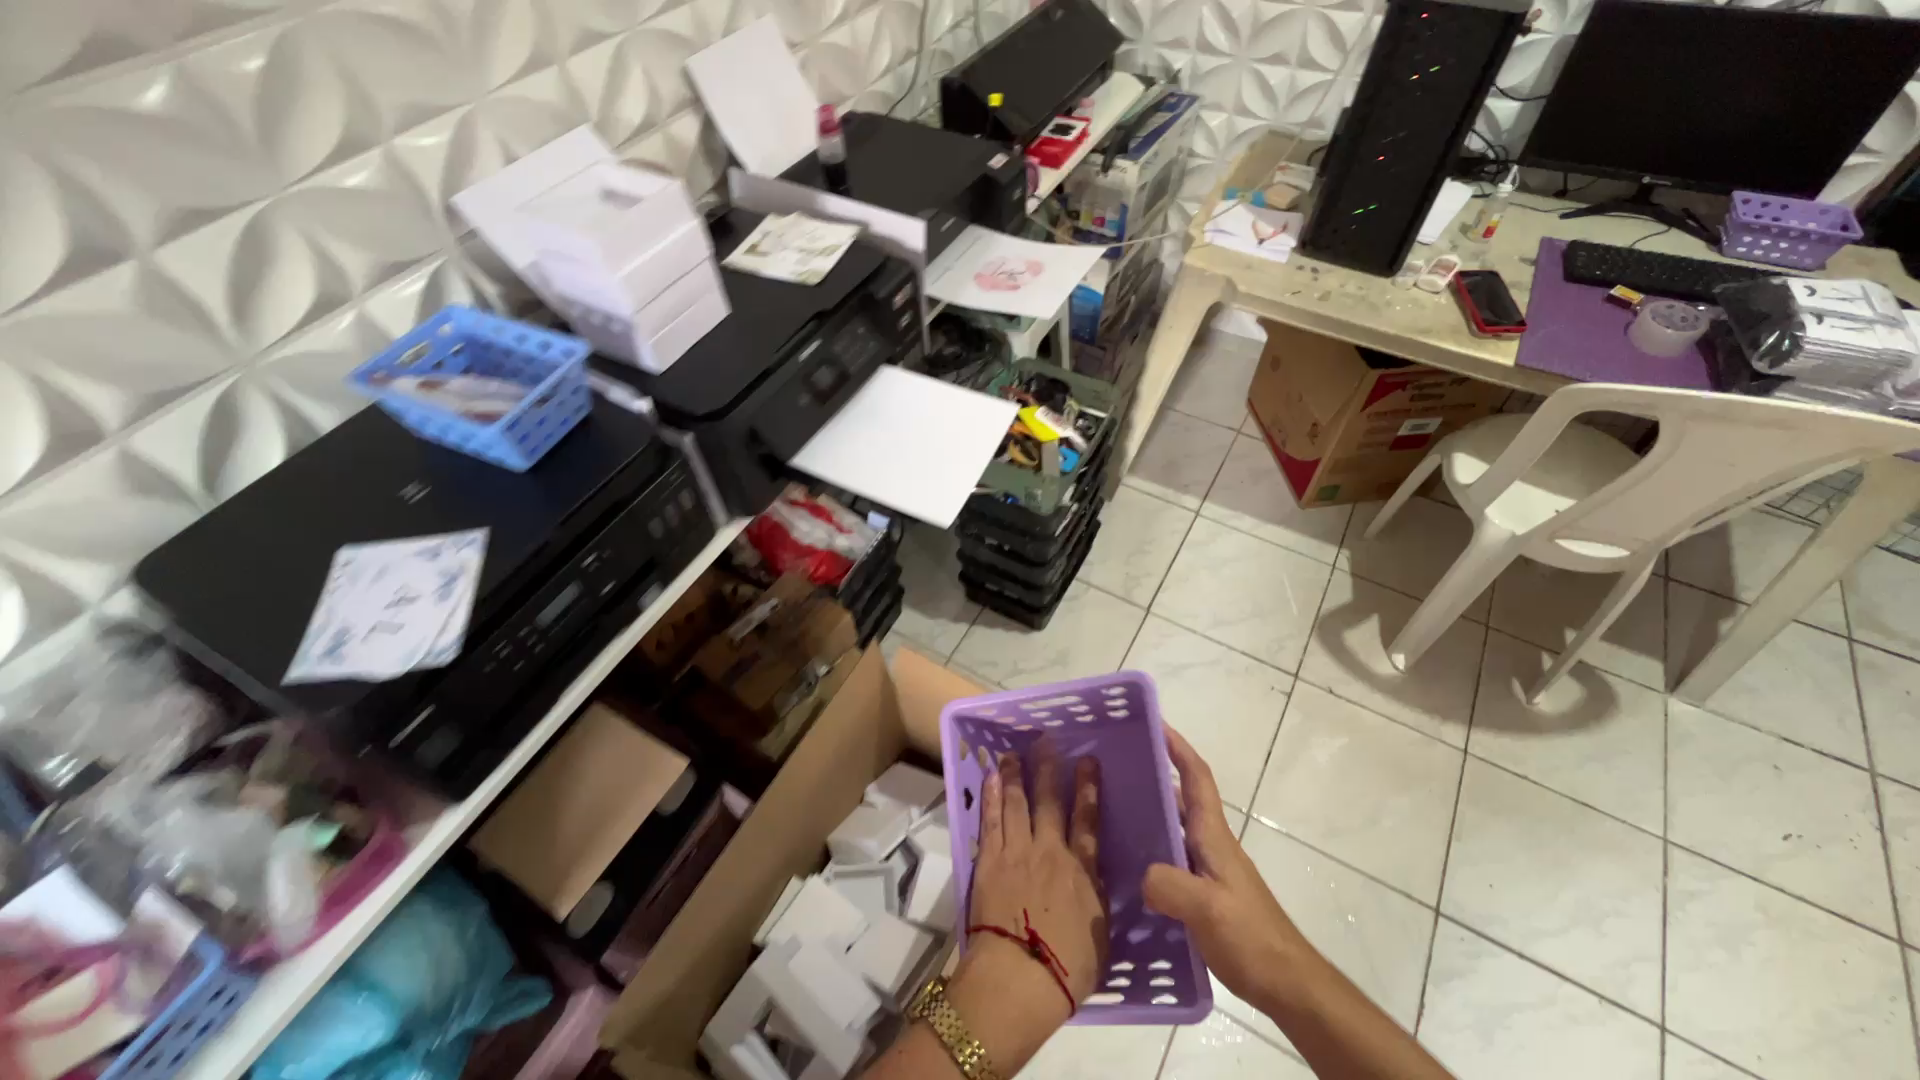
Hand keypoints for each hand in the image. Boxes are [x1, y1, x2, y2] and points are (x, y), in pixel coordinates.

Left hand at [945, 745, 1105, 1070]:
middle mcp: (1051, 851)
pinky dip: (991, 796)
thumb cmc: (1067, 969)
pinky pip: (991, 820)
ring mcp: (1017, 852)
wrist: (1021, 976)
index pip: (1088, 820)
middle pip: (1051, 801)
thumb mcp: (1100, 933)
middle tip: (1047, 740)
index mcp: (1083, 871)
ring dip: (1015, 775)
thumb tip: (1095, 879)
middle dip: (1049, 768)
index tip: (1088, 762)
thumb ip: (1096, 898)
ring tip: (1014, 753)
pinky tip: (990, 778)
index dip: (1088, 788)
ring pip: (1017, 803)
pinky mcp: (989, 860)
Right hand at [1142, 727, 1310, 1014]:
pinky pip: (1171, 859)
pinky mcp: (1205, 896)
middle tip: (1114, 766)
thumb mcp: (1207, 909)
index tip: (1154, 723)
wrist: (1287, 983)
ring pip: (1175, 829)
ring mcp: (1210, 872)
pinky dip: (1149, 850)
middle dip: (1155, 775)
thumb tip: (1142, 874)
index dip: (1178, 748)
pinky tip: (1125, 867)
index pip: (1197, 778)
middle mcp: (1212, 846)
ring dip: (1149, 812)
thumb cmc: (1251, 938)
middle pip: (1183, 798)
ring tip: (1109, 809)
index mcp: (1213, 838)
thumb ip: (1170, 884)